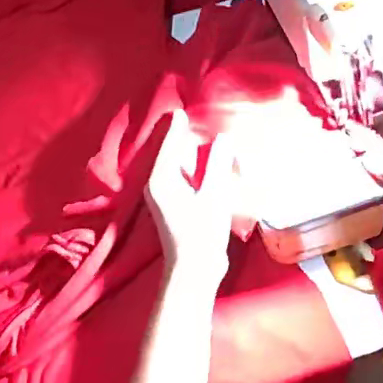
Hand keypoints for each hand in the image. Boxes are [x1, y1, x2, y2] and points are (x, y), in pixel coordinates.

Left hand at [144, 115, 234, 283]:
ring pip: (182, 170)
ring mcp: (167, 199)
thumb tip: (223, 139)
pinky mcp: (178, 209)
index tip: (181, 111)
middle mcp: (159, 186)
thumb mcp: (214, 194)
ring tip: (214, 146)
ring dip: (198, 159)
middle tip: (202, 126)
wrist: (194, 271)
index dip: (177, 128)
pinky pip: (188, 182)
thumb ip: (218, 163)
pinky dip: (200, 174)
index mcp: (161, 180)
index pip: (170, 145)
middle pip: (175, 156)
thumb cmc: (201, 232)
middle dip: (189, 142)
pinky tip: (215, 171)